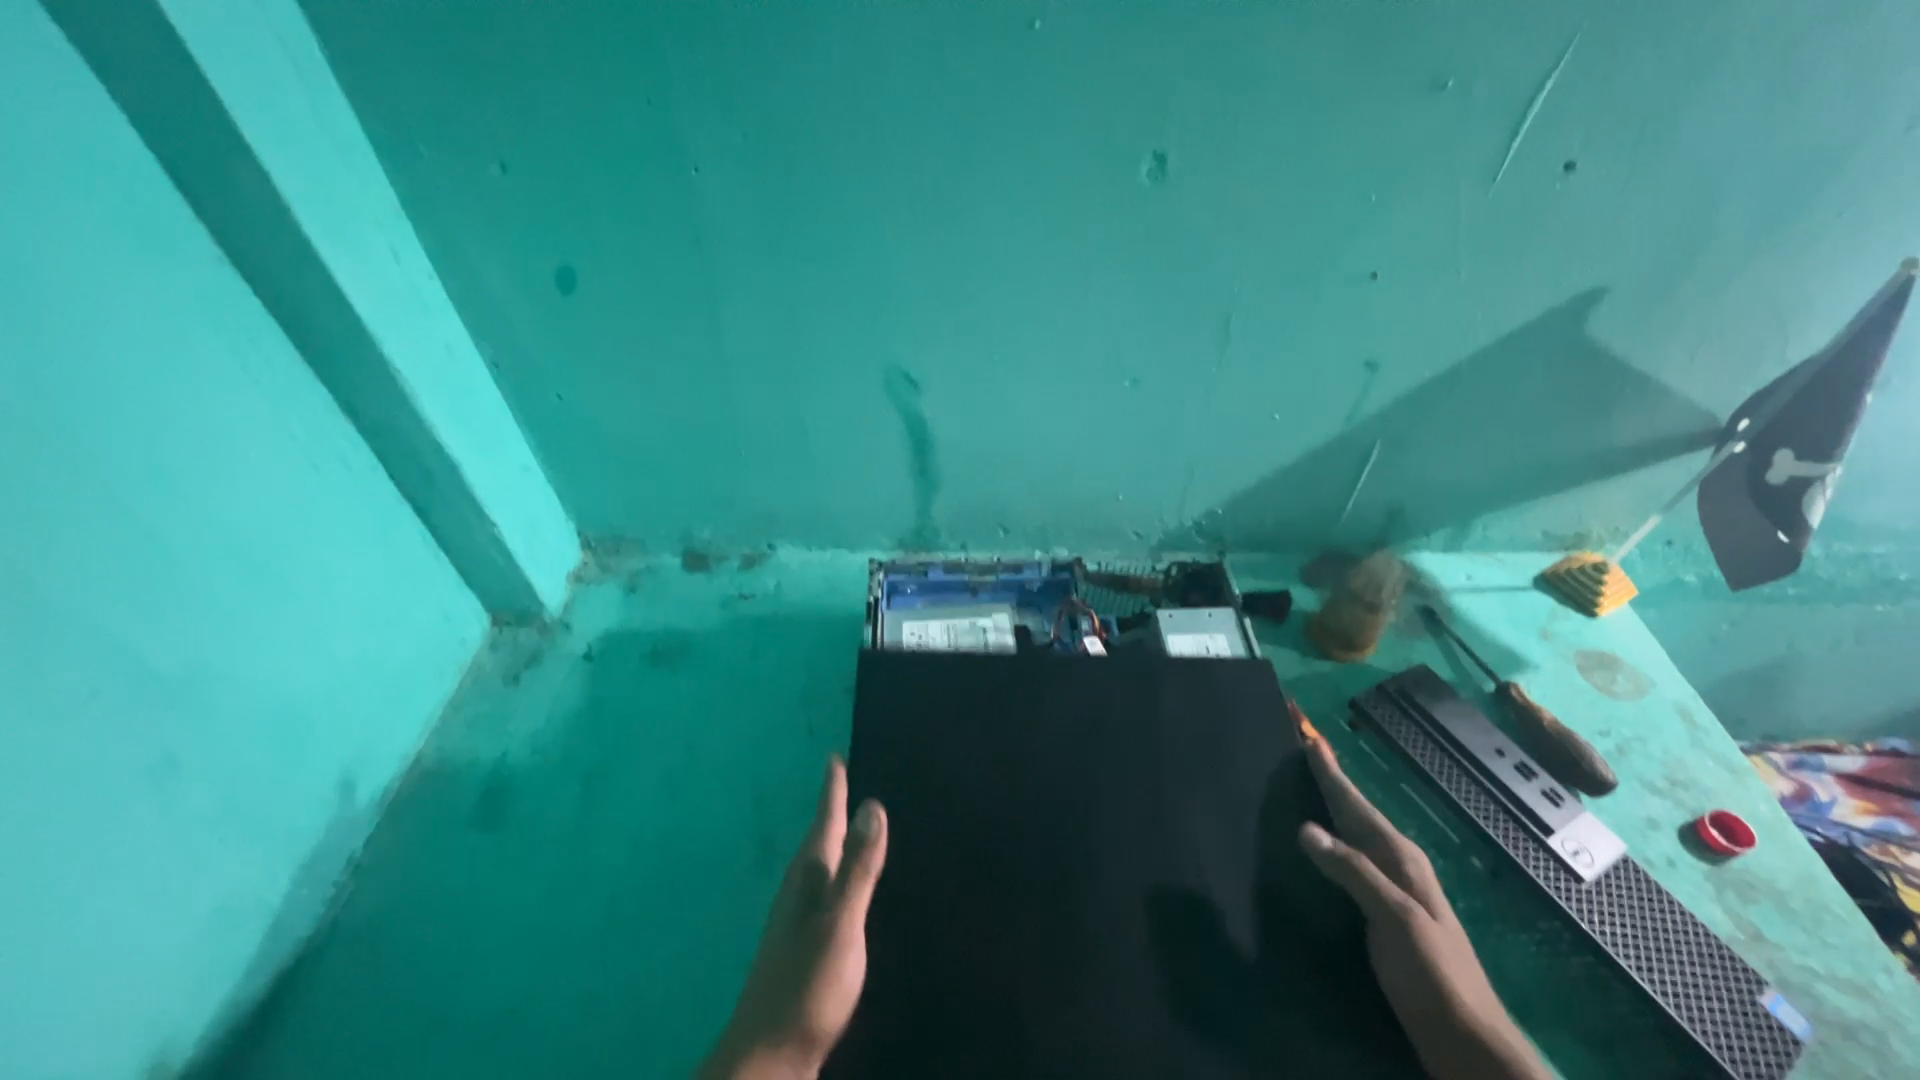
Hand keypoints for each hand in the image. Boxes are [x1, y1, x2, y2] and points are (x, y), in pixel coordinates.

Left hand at [700, 757, 888, 1079]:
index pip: (823, 823)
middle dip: (830, 811)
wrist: (768, 1056)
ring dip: (831, 842)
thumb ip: (858, 868)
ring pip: (817, 867)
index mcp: (807, 881)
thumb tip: (872, 805)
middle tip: (842, 781)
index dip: (832, 791)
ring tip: (845, 825)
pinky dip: (835, 875)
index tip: (834, 757)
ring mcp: (796, 922)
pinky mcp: (802, 947)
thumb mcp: (841, 923)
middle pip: (817, 840)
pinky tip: (841, 890)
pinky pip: (822, 892)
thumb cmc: (808, 985)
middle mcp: (798, 893)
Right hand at [1293, 709, 1549, 1079]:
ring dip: (1332, 810)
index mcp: (1400, 858)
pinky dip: (1334, 844)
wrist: (1467, 1037)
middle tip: (1302, 754)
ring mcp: (1395, 889)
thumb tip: (1305, 827)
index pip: (1355, 804)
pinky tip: (1319, 849)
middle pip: (1356, 814)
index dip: (1330, 773)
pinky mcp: (1385, 913)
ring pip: (1355, 836)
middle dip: (1330, 783)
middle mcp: (1398, 865)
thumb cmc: (1433, 974)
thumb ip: (1353, 871)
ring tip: (1304, 788)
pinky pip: (1353, 862)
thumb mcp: (1395, 918)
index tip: (1307, 739)